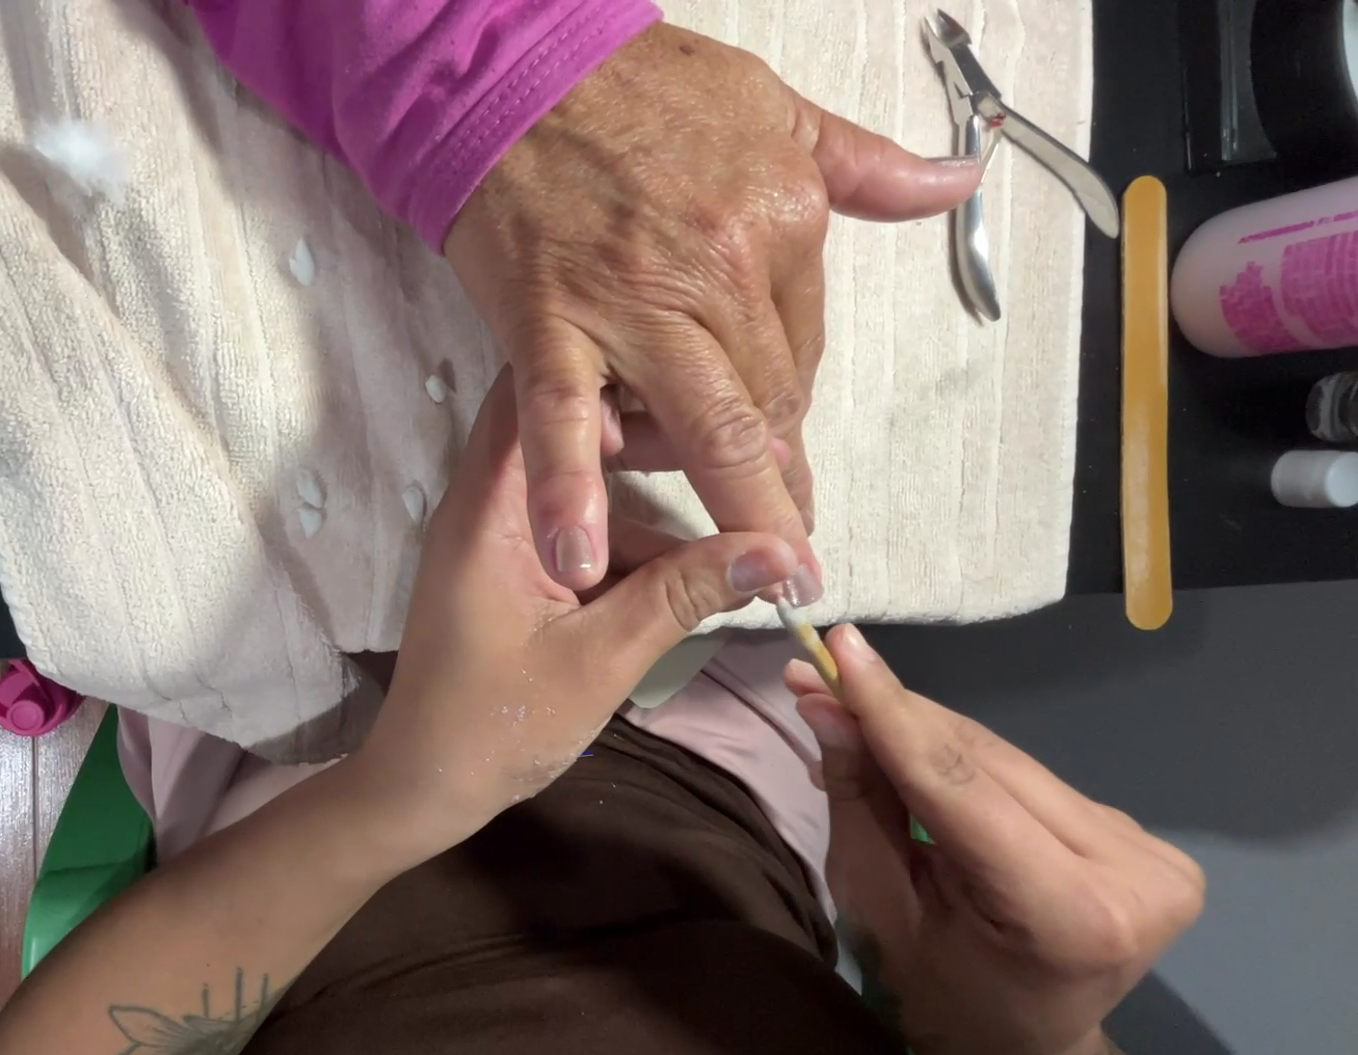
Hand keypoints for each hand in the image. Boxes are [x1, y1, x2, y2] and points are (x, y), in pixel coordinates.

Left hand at [347, 370, 797, 846]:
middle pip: (566, 438)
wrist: (427, 784)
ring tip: (738, 512)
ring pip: (581, 493)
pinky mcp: (516, 572)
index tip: (683, 374)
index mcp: (488, 508)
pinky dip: (630, 548)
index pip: (528, 394)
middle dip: (648, 440)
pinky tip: (695, 569)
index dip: (603, 371)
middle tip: (732, 444)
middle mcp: (488, 506)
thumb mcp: (599, 659)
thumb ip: (684, 596)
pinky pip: (579, 537)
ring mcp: (502, 540)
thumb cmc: (496, 724)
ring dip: (650, 506)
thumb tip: (782, 548)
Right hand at [444, 22, 982, 593]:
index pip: (799, 348)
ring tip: (738, 564)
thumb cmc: (637, 91)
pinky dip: (573, 494)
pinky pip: (565, 424)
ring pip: (700, 429)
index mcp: (779, 223)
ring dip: (728, 506)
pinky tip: (581, 561)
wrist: (517, 75)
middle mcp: (721, 273)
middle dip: (779, 484)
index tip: (781, 450)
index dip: (789, 410)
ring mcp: (634, 309)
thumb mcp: (771, 110)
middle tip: (790, 551)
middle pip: (770, 405)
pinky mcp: (552, 330)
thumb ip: (861, 164)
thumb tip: (953, 182)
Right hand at [786, 627, 1204, 1054]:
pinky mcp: (1135, 833)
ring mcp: (1146, 850)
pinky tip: (897, 743)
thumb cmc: (931, 982)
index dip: (889, 709)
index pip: (959, 782)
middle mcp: (1129, 872)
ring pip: (993, 752)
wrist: (1019, 1039)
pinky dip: (946, 750)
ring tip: (839, 702)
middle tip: (812, 673)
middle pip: (976, 756)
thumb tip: (823, 706)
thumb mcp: (873, 894)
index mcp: (1065, 912)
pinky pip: (1014, 768)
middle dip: (885, 710)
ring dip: (909, 724)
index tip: (839, 645)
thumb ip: (857, 794)